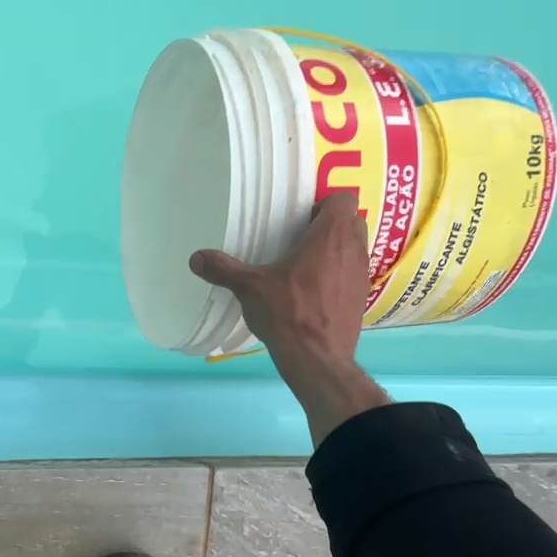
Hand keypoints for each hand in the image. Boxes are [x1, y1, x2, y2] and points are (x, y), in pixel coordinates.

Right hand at [189, 192, 390, 444]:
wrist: (317, 358)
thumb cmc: (287, 313)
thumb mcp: (250, 288)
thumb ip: (224, 269)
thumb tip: (195, 257)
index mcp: (330, 236)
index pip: (343, 199)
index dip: (324, 203)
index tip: (302, 218)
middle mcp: (353, 249)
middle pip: (352, 221)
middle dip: (332, 225)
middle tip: (302, 239)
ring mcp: (361, 275)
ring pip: (356, 248)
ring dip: (337, 250)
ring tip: (307, 265)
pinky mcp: (361, 298)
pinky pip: (352, 275)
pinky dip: (338, 276)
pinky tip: (315, 292)